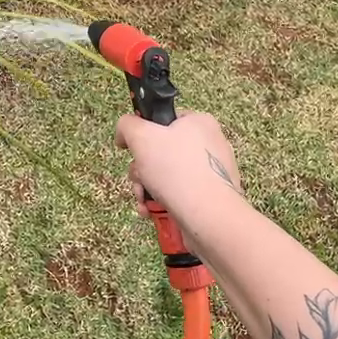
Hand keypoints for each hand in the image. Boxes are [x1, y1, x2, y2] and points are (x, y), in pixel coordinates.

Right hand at [114, 111, 244, 224]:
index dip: (143, 134)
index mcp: (200, 122)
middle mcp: (210, 144)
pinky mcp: (211, 196)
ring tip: (144, 200)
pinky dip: (162, 202)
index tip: (134, 149)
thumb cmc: (177, 171)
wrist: (208, 216)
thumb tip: (124, 132)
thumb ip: (127, 125)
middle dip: (141, 169)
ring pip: (167, 175)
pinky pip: (179, 194)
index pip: (164, 121)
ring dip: (147, 187)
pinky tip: (152, 211)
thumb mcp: (140, 136)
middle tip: (139, 178)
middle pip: (161, 151)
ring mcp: (213, 172)